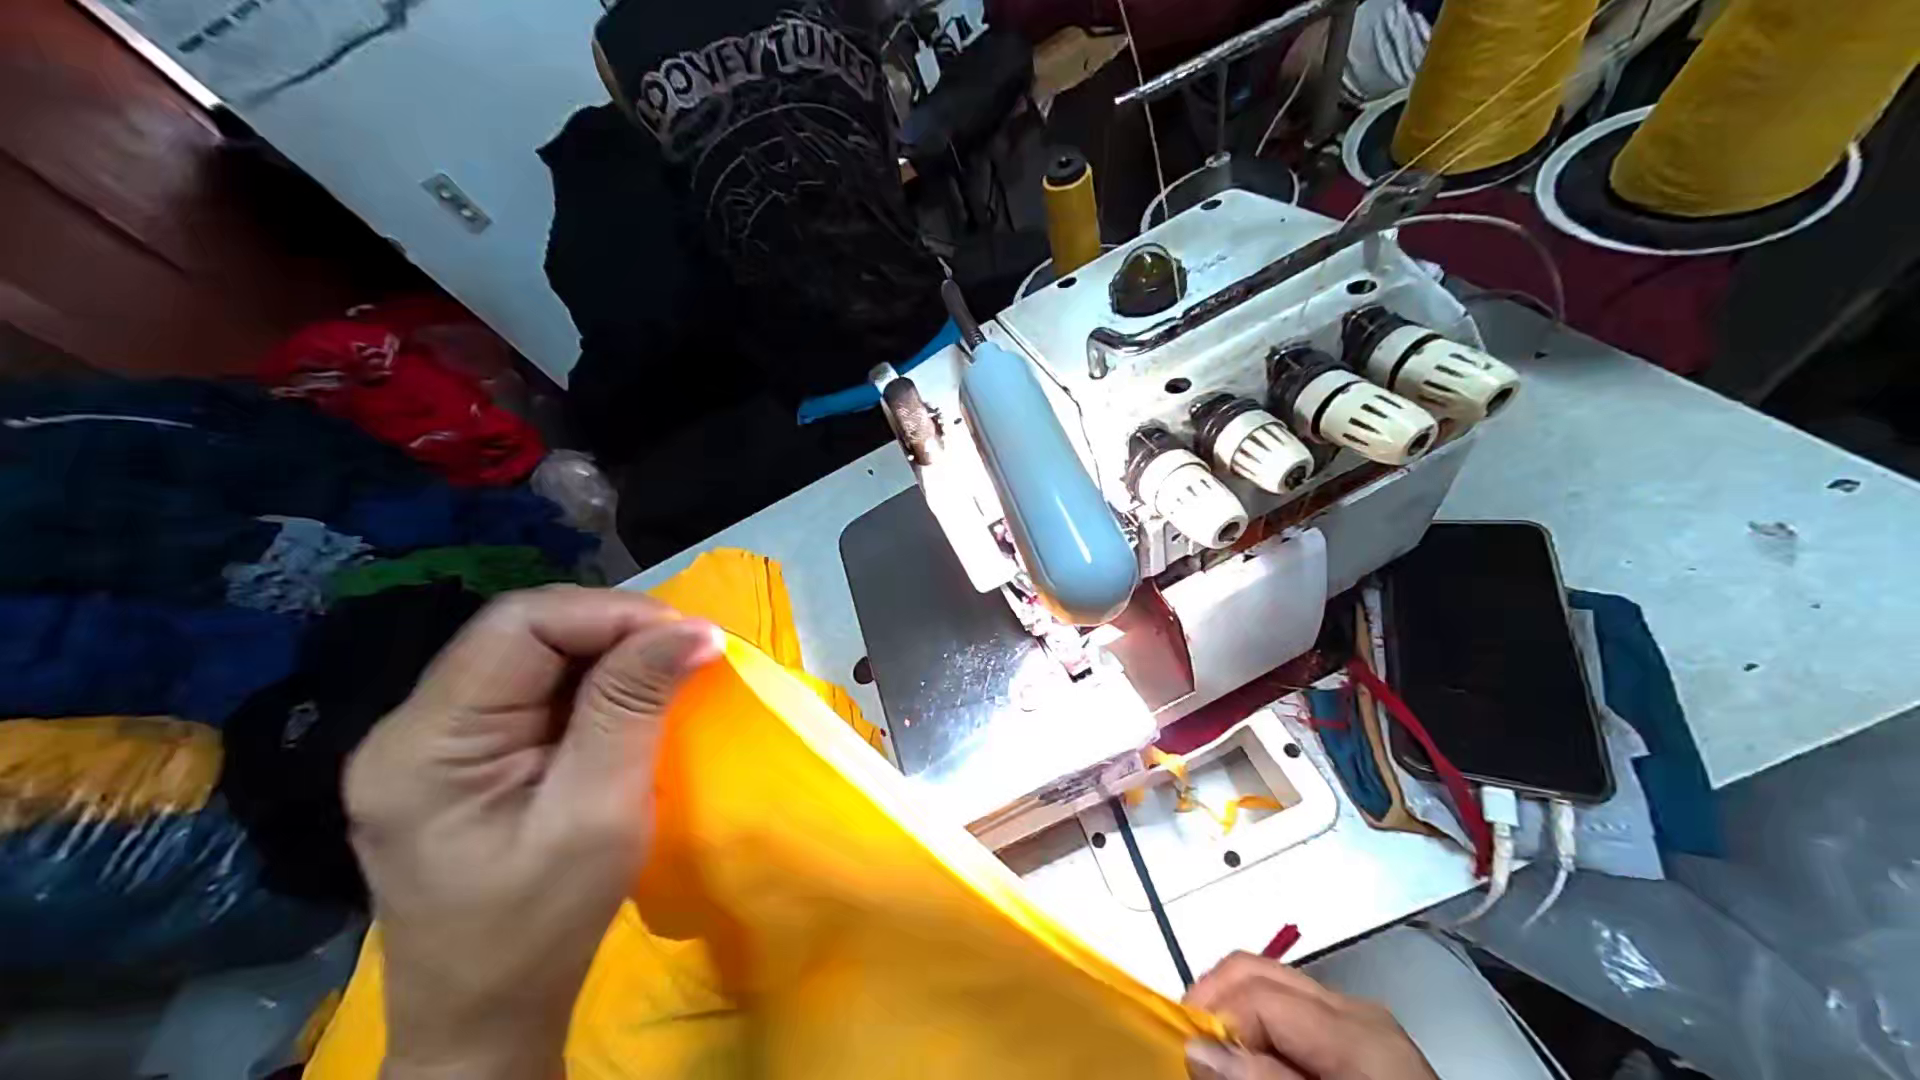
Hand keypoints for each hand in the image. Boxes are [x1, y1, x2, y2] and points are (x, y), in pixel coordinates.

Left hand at [344, 586, 720, 1079]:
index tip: (688, 635)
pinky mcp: (466, 753)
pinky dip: (595, 678)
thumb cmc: (541, 928)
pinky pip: (536, 686)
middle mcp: (413, 726)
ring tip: (669, 664)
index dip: (608, 614)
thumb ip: (634, 707)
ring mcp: (435, 739)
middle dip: (613, 628)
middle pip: (520, 631)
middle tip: (687, 647)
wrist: (486, 1016)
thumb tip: (695, 629)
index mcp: (425, 744)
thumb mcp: (598, 814)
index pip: (516, 626)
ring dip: (609, 650)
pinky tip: (632, 693)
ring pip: (532, 652)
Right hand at [1183, 952, 1440, 1079]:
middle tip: (1188, 1053)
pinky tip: (1254, 1063)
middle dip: (1212, 1004)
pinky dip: (1259, 1028)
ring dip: (1232, 1016)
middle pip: (1255, 971)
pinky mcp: (1358, 1039)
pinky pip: (1289, 1009)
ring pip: (1267, 984)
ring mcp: (1359, 1021)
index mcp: (1356, 1030)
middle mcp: (1356, 1010)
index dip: (1211, 1018)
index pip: (1255, 991)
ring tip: (1216, 1061)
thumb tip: (1198, 1049)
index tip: (1183, 1060)